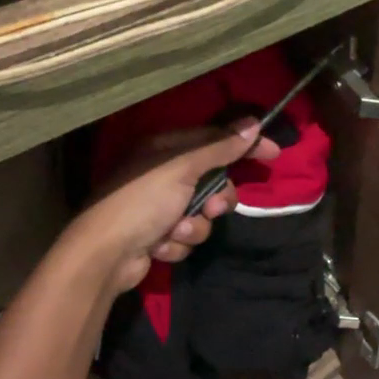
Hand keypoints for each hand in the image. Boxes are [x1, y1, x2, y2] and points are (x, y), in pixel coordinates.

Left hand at [59, 120, 280, 297]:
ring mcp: (160, 207)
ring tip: (174, 231)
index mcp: (164, 149)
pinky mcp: (158, 235)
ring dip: (194, 227)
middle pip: (213, 182)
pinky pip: (187, 236)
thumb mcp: (182, 168)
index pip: (215, 140)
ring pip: (203, 215)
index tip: (274, 155)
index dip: (244, 146)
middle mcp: (163, 174)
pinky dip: (177, 243)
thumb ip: (219, 148)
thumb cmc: (141, 201)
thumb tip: (253, 124)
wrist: (104, 254)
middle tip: (212, 208)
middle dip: (216, 200)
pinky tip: (158, 245)